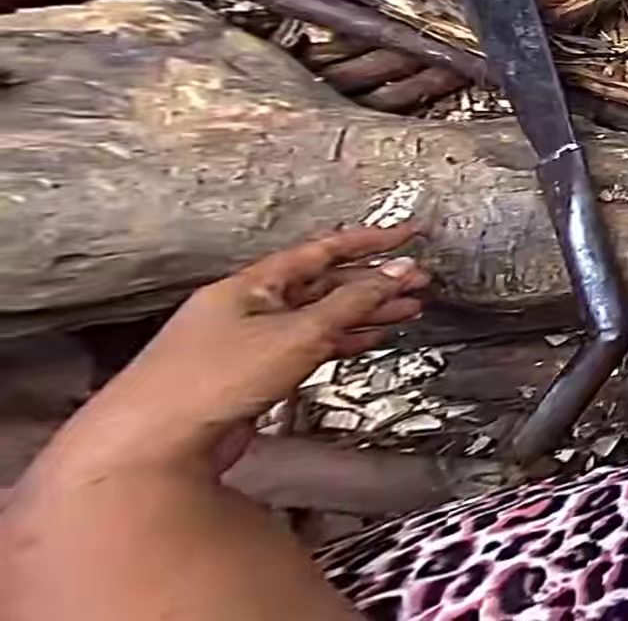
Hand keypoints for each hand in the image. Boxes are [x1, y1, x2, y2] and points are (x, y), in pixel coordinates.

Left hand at [33, 225, 428, 482]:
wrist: (144, 456)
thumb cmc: (212, 382)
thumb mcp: (301, 331)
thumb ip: (358, 298)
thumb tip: (400, 270)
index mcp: (249, 286)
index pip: (323, 250)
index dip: (371, 241)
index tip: (409, 235)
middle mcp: (246, 308)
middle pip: (325, 284)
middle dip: (376, 282)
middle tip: (419, 281)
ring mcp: (247, 342)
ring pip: (322, 315)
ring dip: (367, 311)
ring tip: (409, 310)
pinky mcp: (251, 373)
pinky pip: (311, 343)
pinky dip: (345, 338)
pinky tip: (372, 338)